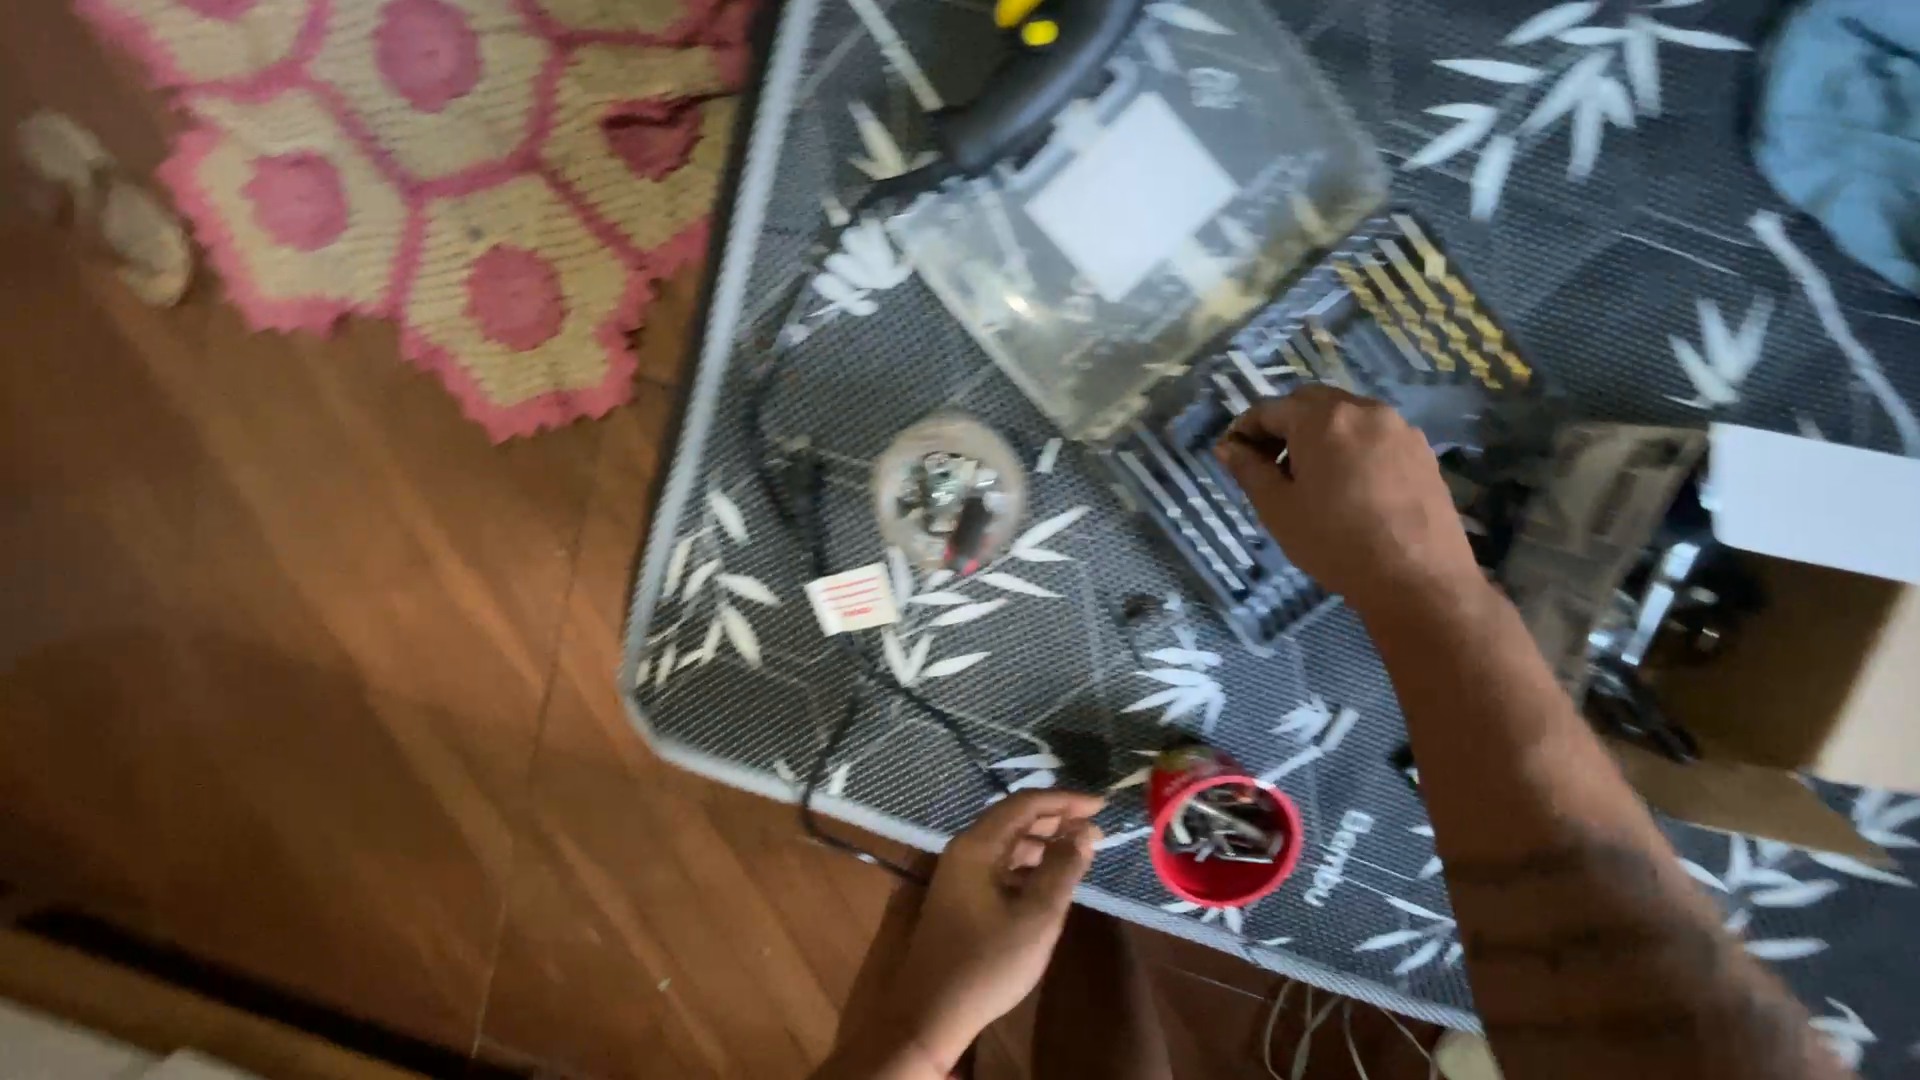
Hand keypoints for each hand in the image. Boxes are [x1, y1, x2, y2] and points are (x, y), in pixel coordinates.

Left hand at [887, 791, 1104, 1070]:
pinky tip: (1050, 878)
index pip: (1026, 803)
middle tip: (1095, 830)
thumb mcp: (1036, 917)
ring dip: (1044, 841)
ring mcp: (960, 871)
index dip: (1065, 801)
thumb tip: (1082, 834)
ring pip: (1007, 841)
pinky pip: (1000, 862)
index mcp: (978, 844)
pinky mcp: (961, 893)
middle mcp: (965, 848)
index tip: (1100, 807)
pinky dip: (1028, 862)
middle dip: (1057, 819)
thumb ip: (1062, 870)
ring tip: (1080, 852)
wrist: (931, 1011)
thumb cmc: (987, 962)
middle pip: (1015, 818)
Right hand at [1215, 385, 1483, 617]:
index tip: (1232, 457)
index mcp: (1322, 419)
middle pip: (1310, 402)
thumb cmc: (1334, 542)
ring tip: (1308, 478)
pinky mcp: (1421, 450)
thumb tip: (1227, 447)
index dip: (1244, 430)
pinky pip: (1373, 434)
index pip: (1269, 409)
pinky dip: (1350, 446)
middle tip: (1268, 465)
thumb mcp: (1277, 508)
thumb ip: (1248, 470)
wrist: (1416, 578)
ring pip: (1345, 416)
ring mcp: (1398, 428)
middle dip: (1283, 425)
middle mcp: (1364, 409)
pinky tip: (1346, 486)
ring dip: (1317, 434)